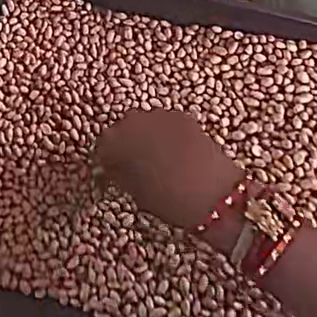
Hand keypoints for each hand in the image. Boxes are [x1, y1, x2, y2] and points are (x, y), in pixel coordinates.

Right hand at [92, 109, 245, 229]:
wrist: (214, 195)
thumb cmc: (169, 200)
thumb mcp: (136, 193)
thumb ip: (119, 174)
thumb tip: (113, 168)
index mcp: (116, 140)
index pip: (102, 145)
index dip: (105, 160)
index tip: (109, 172)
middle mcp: (135, 121)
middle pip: (122, 129)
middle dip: (124, 144)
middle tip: (130, 166)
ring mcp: (160, 115)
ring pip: (144, 123)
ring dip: (145, 136)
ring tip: (154, 159)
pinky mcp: (182, 117)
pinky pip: (165, 123)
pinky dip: (164, 134)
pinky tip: (173, 153)